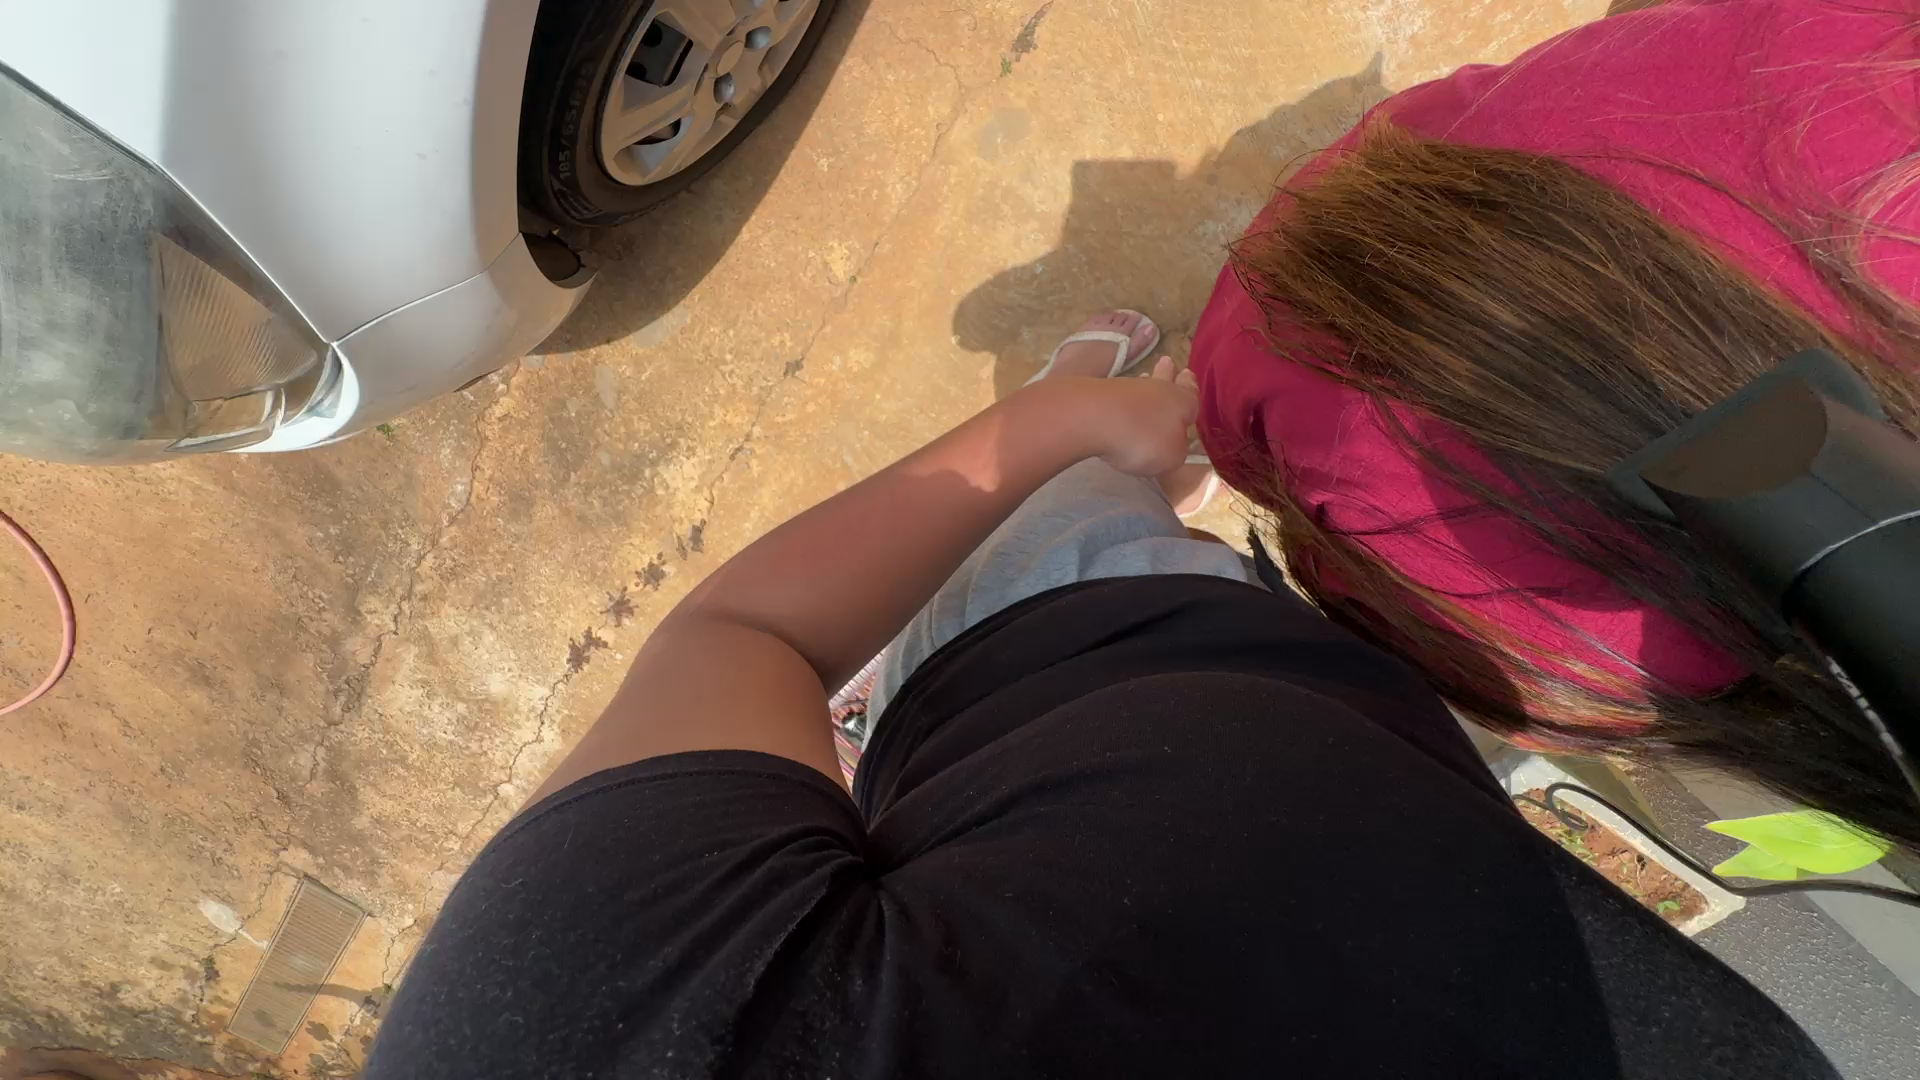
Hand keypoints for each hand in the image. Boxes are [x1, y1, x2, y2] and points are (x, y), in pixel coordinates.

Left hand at [1079, 357, 1199, 477]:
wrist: (1094, 419)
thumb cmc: (1142, 439)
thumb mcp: (1171, 457)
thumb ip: (1176, 451)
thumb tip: (1174, 445)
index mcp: (1181, 402)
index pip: (1191, 394)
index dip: (1191, 388)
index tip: (1188, 374)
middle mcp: (1157, 389)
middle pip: (1164, 378)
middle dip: (1167, 373)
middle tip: (1167, 361)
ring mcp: (1126, 388)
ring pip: (1139, 386)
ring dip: (1142, 387)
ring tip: (1144, 381)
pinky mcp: (1100, 393)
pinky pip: (1116, 396)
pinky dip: (1120, 401)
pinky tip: (1117, 406)